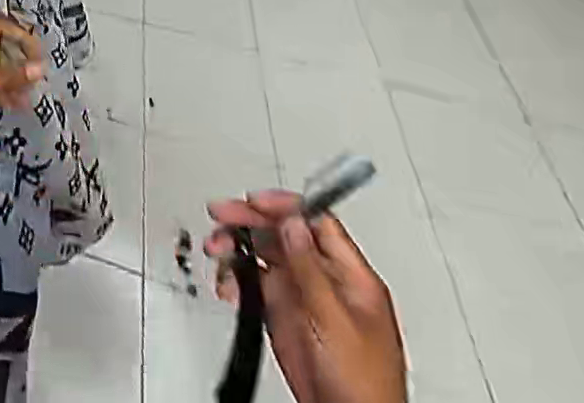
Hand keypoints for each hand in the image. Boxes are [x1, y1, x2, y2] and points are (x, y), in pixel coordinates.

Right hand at [204, 191, 405, 402]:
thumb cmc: (366, 388)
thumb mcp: (336, 320)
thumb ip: (310, 269)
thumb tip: (292, 223)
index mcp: (348, 275)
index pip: (314, 222)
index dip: (283, 206)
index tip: (254, 200)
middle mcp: (323, 279)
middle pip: (284, 234)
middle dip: (251, 220)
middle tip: (222, 212)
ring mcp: (302, 298)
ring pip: (265, 256)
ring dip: (238, 246)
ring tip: (217, 247)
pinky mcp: (284, 317)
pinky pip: (255, 285)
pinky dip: (237, 279)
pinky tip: (227, 283)